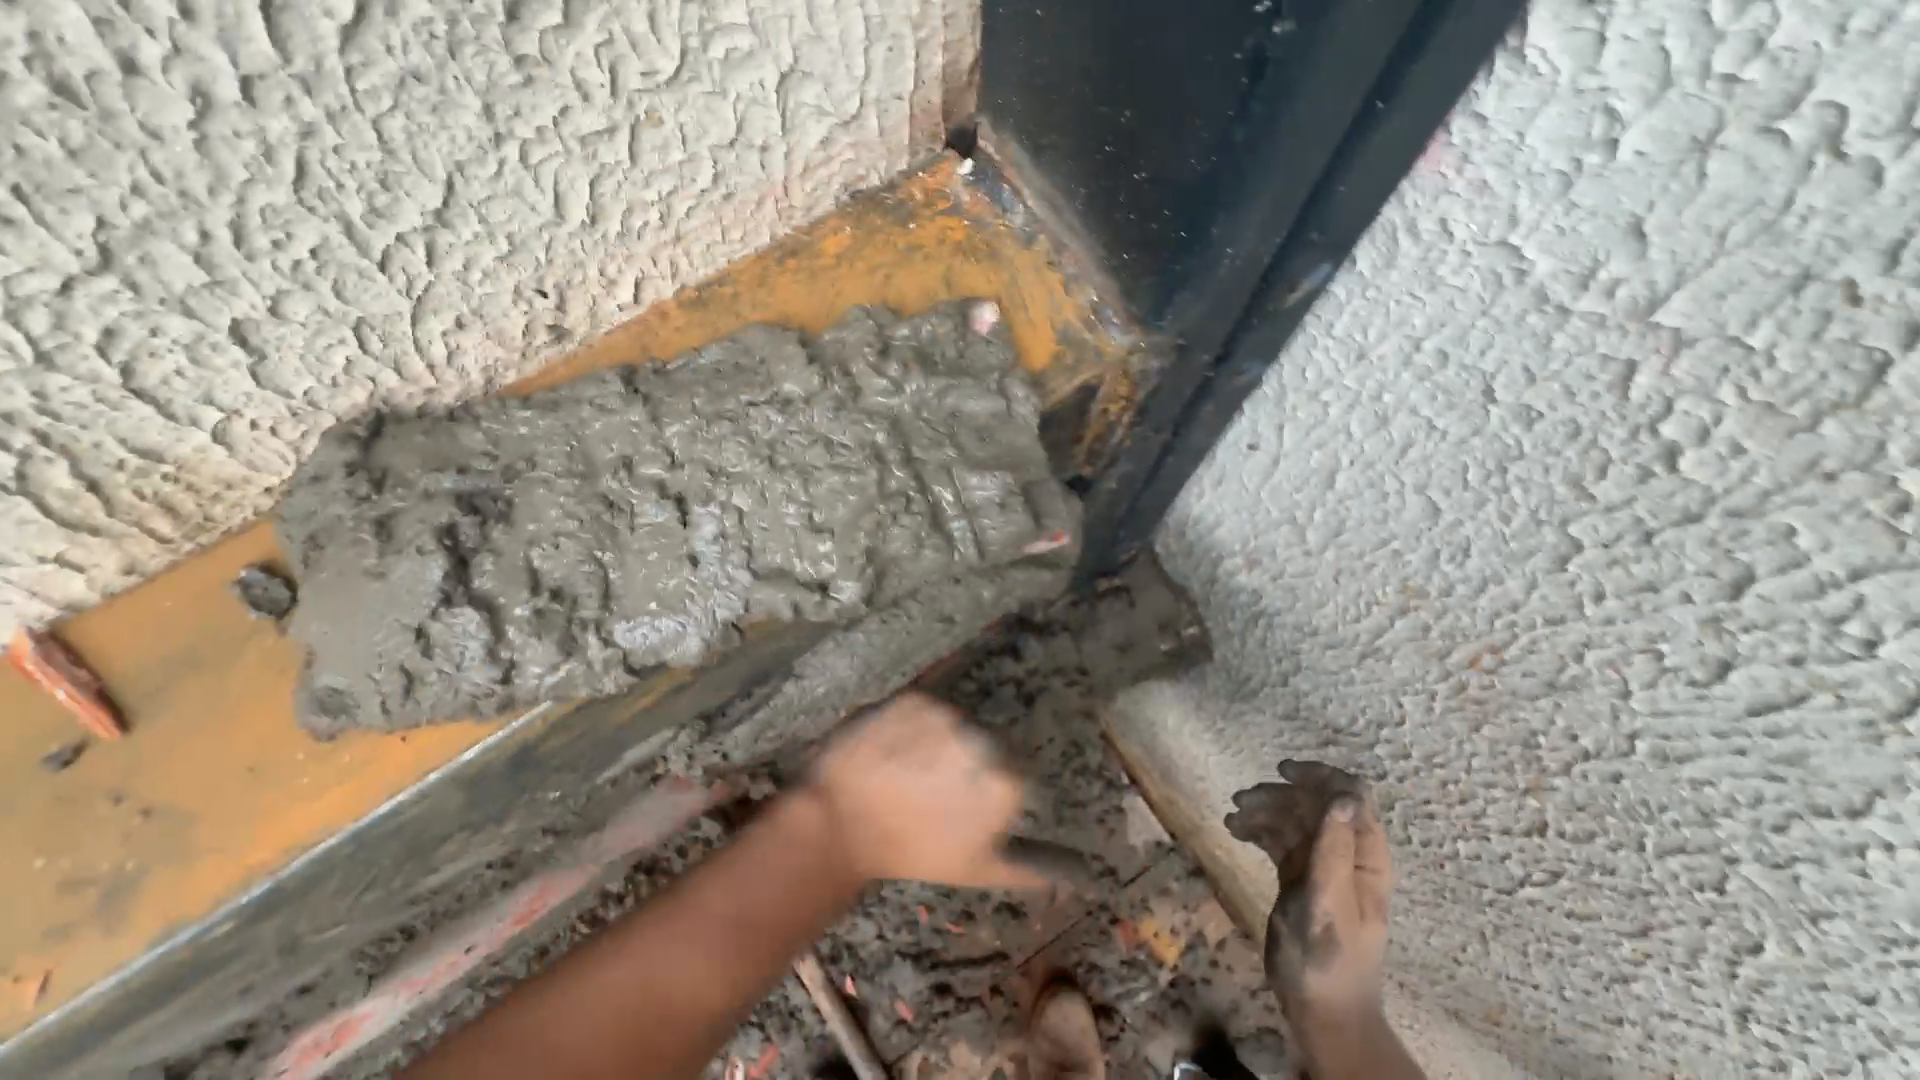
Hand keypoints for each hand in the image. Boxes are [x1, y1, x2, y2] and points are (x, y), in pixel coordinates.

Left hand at [806, 692, 1044, 888]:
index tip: (964, 801)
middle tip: (934, 786)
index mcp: (1005, 782)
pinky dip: (912, 725)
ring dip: (939, 741)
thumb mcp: (978, 869)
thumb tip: (1083, 878)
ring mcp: (946, 715)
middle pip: (987, 744)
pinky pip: (924, 710)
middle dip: (967, 761)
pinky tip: (894, 751)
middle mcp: (984, 741)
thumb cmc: (912, 853)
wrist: (840, 825)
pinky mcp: (913, 699)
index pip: (1013, 772)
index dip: (987, 787)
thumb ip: (1032, 869)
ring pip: (955, 724)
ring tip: (909, 770)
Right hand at [1225, 761, 1391, 1019]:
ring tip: (1233, 815)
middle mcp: (1347, 854)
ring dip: (1265, 809)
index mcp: (1366, 857)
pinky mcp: (1300, 878)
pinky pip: (1280, 839)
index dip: (1322, 777)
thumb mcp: (1329, 905)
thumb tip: (1342, 797)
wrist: (1321, 1010)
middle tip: (1242, 799)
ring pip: (1295, 818)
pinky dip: (1258, 829)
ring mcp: (1322, 866)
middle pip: (1317, 803)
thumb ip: (1334, 852)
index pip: (1353, 796)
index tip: (1282, 771)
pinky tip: (1234, 830)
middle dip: (1282, 794)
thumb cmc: (1328, 961)